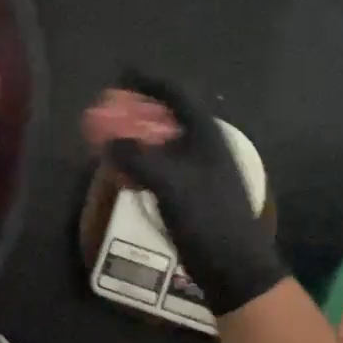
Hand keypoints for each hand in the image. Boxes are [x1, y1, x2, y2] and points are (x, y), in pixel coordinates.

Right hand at [103, 72, 285, 313]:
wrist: (234, 268)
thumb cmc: (206, 220)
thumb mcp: (168, 185)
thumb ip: (136, 158)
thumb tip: (108, 140)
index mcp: (205, 136)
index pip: (176, 95)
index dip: (149, 82)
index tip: (121, 75)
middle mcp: (204, 148)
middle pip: (167, 118)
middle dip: (136, 112)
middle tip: (108, 111)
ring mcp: (199, 172)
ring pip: (162, 145)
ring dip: (136, 140)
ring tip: (108, 141)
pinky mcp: (192, 194)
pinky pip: (161, 169)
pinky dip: (141, 165)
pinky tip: (123, 176)